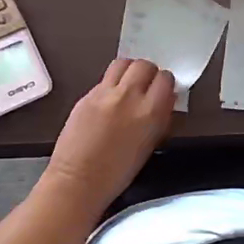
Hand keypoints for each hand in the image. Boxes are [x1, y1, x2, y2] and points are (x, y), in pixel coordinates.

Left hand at [43, 58, 175, 212]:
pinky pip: (104, 79)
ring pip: (122, 63)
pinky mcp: (86, 96)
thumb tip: (165, 101)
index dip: (165, 83)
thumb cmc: (116, 173)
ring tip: (128, 84)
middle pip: (143, 65)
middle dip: (148, 72)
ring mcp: (104, 94)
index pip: (165, 79)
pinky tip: (110, 99)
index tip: (163, 89)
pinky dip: (111, 84)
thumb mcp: (149, 145)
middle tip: (146, 84)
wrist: (79, 180)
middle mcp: (128, 97)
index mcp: (150, 112)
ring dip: (129, 71)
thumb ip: (159, 118)